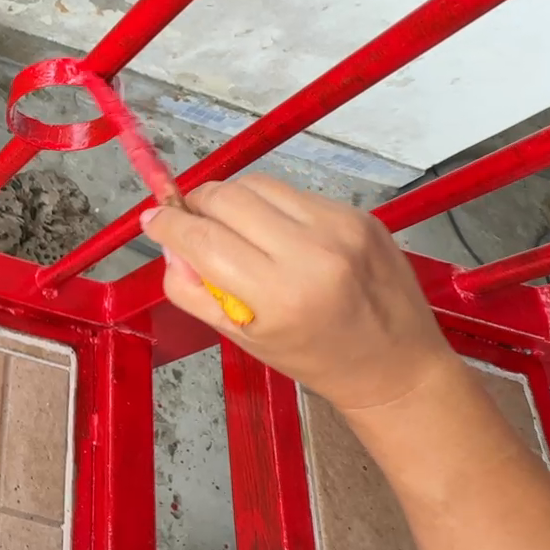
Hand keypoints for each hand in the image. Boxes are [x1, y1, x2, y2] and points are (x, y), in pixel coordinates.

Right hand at [141, 175, 458, 410]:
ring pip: (256, 184)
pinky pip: (291, 193)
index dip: (167, 224)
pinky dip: (268, 207)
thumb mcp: (237, 337)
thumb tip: (170, 244)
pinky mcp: (359, 214)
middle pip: (225, 197)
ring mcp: (341, 227)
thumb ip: (190, 289)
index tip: (152, 222)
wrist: (397, 365)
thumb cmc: (309, 358)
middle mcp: (312, 252)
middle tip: (192, 224)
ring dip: (230, 201)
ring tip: (233, 227)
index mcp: (278, 294)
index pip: (201, 238)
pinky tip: (276, 233)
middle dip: (196, 206)